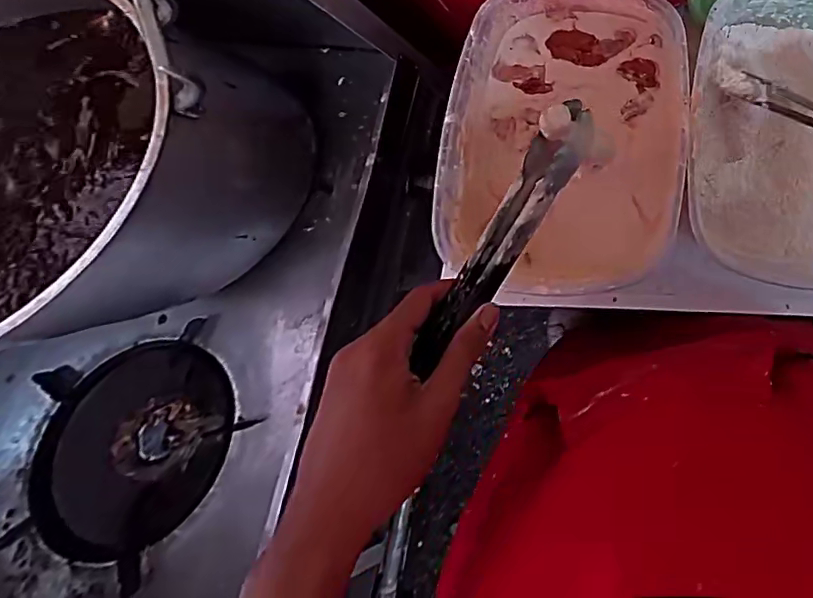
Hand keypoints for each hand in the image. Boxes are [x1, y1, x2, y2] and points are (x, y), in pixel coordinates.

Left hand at [247, 282, 496, 596]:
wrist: (326, 519)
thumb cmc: (381, 466)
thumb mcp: (438, 404)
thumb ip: (464, 352)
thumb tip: (485, 316)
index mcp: (378, 348)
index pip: (419, 298)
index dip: (450, 292)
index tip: (473, 297)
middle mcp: (353, 354)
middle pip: (404, 322)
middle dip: (437, 330)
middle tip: (464, 351)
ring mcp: (339, 375)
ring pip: (389, 346)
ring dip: (418, 354)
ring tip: (438, 387)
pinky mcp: (334, 395)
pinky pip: (372, 367)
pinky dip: (397, 372)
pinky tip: (410, 406)